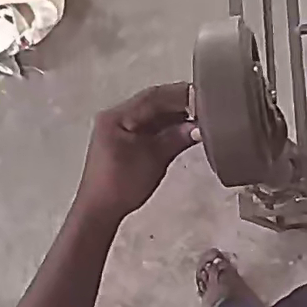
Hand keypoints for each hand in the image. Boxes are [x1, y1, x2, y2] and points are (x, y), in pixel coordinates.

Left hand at [75, 83, 199, 222]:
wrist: (100, 210)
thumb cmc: (122, 185)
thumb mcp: (154, 159)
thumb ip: (177, 138)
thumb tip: (200, 126)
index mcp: (118, 116)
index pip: (154, 96)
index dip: (181, 95)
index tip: (204, 98)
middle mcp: (117, 115)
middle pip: (154, 101)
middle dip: (180, 102)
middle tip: (207, 105)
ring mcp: (121, 126)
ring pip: (154, 112)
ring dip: (176, 113)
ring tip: (201, 116)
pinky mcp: (126, 138)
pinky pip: (151, 124)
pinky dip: (169, 124)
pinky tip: (186, 127)